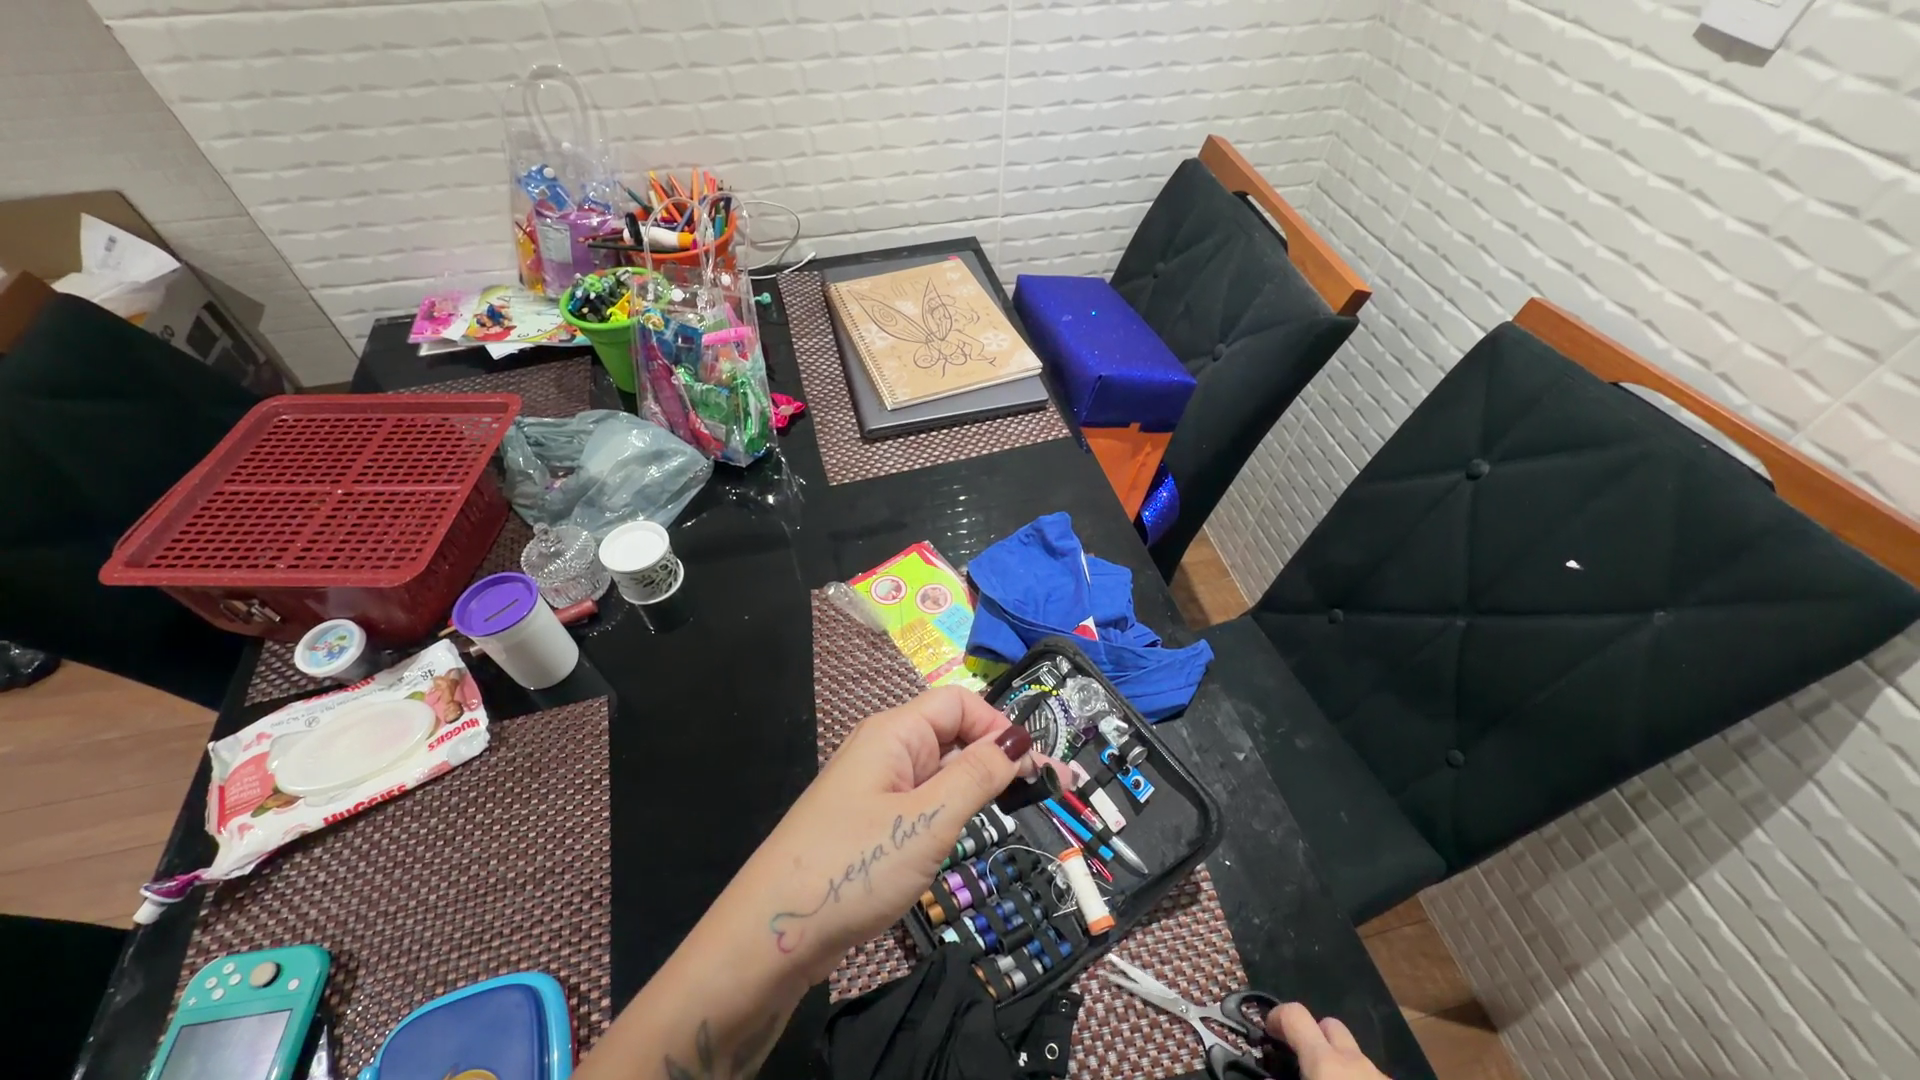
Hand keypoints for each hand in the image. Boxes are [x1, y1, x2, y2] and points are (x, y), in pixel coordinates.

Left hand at [742, 685, 1040, 983]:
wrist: (774, 935)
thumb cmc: (855, 866)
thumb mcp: (927, 820)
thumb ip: (978, 776)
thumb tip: (1020, 739)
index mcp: (893, 733)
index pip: (959, 703)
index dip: (999, 726)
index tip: (1036, 766)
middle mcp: (883, 752)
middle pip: (951, 735)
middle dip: (998, 757)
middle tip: (1048, 790)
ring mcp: (874, 791)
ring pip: (939, 773)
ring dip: (979, 786)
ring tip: (1020, 810)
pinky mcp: (870, 826)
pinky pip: (922, 804)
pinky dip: (952, 812)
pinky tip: (969, 835)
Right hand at [1267, 1003, 1390, 1079]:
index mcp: (1325, 1062)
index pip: (1296, 1014)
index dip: (1277, 1016)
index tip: (1269, 1032)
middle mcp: (1355, 1062)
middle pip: (1331, 1025)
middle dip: (1314, 1036)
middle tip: (1303, 1063)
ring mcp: (1381, 1076)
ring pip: (1355, 1056)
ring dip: (1339, 1064)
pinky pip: (1371, 1075)